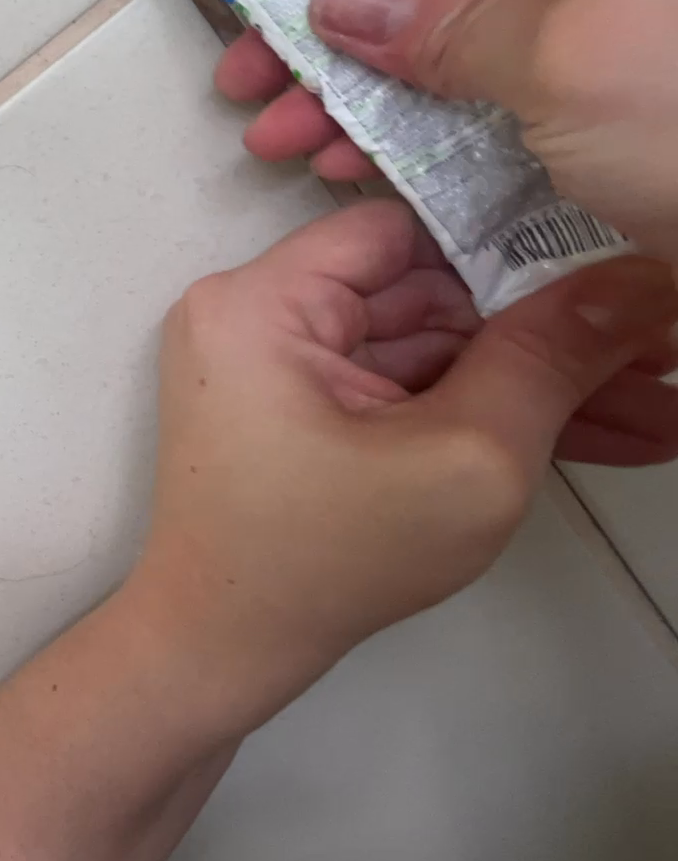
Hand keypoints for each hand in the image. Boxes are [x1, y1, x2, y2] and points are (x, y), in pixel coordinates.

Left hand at [0, 204, 677, 860]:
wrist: (226, 629)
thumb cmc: (325, 549)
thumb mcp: (465, 452)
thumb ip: (552, 354)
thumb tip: (638, 275)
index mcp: (257, 303)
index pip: (393, 231)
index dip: (508, 243)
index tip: (618, 271)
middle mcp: (245, 317)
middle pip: (414, 291)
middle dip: (544, 331)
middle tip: (670, 359)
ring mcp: (262, 362)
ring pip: (415, 346)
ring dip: (527, 379)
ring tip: (661, 410)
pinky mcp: (281, 403)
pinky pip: (385, 383)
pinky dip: (469, 407)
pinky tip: (597, 436)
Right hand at [215, 0, 677, 260]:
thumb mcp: (587, 56)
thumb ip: (448, 21)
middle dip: (340, 34)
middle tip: (259, 76)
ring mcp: (636, 36)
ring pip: (459, 48)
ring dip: (358, 97)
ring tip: (286, 136)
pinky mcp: (620, 112)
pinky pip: (490, 106)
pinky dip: (413, 137)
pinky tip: (352, 163)